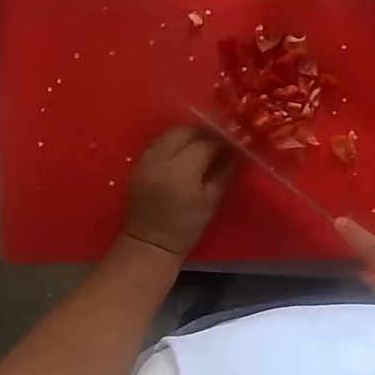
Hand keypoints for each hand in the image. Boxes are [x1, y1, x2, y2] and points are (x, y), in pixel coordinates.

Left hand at [121, 125, 235, 257]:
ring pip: (169, 133)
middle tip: (218, 141)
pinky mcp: (138, 164)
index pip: (206, 142)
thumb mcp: (212, 203)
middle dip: (204, 132)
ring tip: (202, 144)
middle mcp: (161, 160)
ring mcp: (146, 160)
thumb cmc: (185, 228)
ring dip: (188, 134)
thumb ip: (225, 173)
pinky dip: (172, 142)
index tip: (233, 142)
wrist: (149, 243)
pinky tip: (183, 151)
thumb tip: (236, 153)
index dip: (222, 139)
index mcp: (182, 171)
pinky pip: (158, 143)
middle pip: (185, 131)